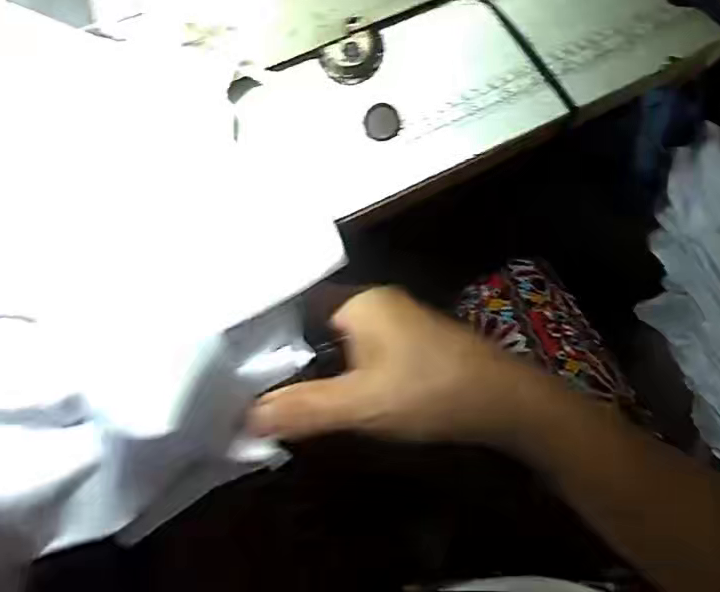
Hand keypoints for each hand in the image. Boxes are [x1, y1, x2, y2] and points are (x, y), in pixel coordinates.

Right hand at [248, 286, 555, 446]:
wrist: (495, 397)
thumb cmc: (426, 389)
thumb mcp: (358, 404)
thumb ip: (300, 408)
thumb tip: (243, 418)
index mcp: (361, 301)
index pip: (297, 301)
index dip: (262, 327)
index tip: (224, 353)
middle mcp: (376, 301)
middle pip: (313, 321)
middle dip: (281, 350)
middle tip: (235, 381)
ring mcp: (393, 320)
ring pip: (335, 337)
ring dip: (308, 363)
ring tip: (262, 391)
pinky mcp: (405, 342)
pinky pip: (355, 348)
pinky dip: (333, 368)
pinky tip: (314, 393)